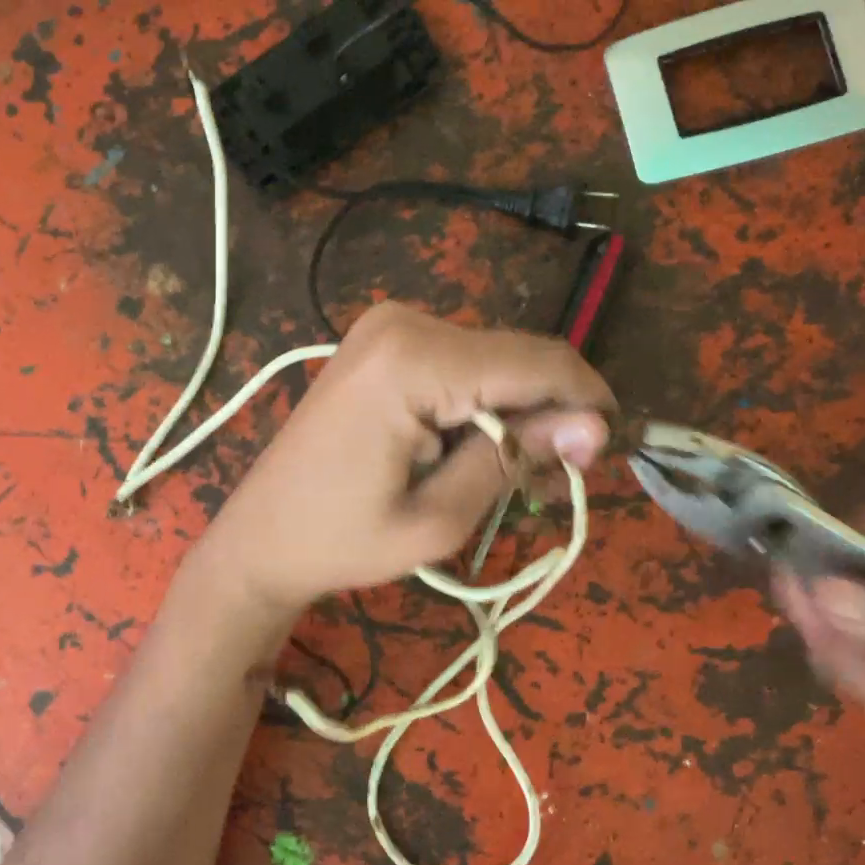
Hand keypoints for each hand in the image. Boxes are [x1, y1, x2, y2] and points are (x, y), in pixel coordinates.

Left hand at [193, 303, 614, 611]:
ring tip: (506, 481)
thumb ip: (515, 460)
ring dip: (515, 416)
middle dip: (547, 416)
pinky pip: (461, 365)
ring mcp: (390, 327)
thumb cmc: (342, 541)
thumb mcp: (440, 518)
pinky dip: (481, 406)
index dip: (585, 404)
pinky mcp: (383, 344)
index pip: (538, 362)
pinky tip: (472, 455)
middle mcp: (405, 323)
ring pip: (495, 362)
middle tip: (546, 487)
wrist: (261, 537)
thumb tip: (595, 425)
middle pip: (518, 358)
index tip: (603, 455)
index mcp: (415, 360)